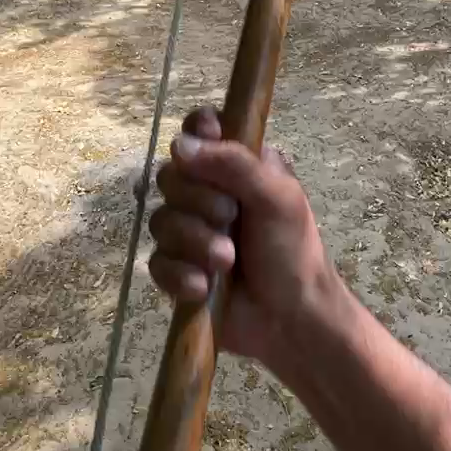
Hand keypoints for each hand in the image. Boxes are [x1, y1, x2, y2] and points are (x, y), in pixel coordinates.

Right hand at [148, 108, 344, 368]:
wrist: (290, 320)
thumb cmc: (293, 250)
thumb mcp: (277, 197)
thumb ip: (234, 164)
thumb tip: (179, 145)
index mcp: (239, 164)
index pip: (201, 129)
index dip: (195, 134)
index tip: (201, 148)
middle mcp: (210, 190)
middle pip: (172, 175)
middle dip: (199, 201)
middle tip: (231, 218)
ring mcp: (191, 231)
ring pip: (161, 220)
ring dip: (195, 242)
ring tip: (227, 261)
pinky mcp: (178, 269)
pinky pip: (157, 262)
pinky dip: (181, 275)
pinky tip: (205, 287)